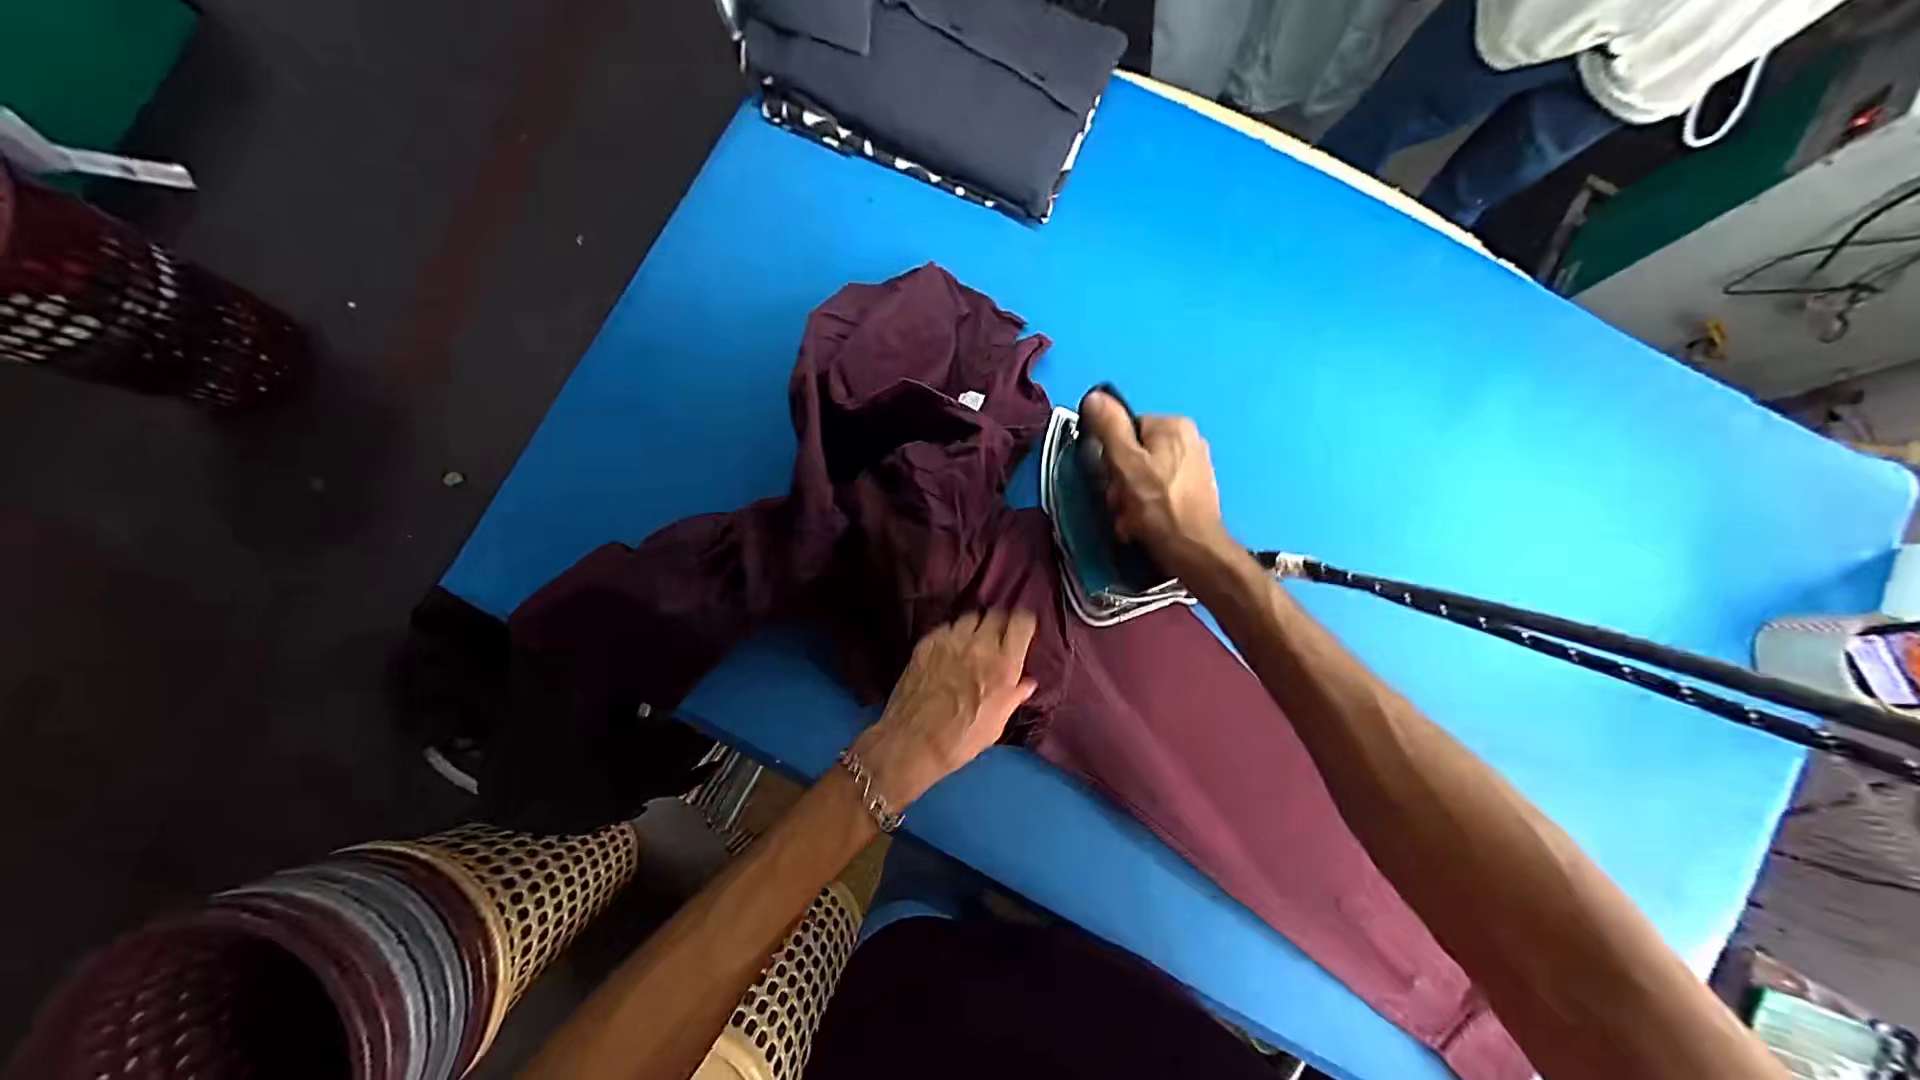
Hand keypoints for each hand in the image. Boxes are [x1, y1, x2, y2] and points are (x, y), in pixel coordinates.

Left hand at [852, 610, 1038, 808]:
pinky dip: (953, 633)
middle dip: (1000, 623)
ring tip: (974, 640)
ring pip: (971, 617)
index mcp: (1003, 665)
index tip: (1022, 629)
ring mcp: (950, 641)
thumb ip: (1012, 698)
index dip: (1024, 623)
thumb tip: (1025, 684)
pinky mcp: (927, 642)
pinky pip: (947, 626)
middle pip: (996, 614)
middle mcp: (979, 646)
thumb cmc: (959, 741)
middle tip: (998, 636)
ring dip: (976, 626)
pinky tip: (951, 649)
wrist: (912, 742)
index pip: (1022, 623)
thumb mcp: (996, 725)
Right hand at [1079, 389, 1234, 577]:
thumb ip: (1109, 428)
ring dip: (1131, 498)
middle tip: (1121, 504)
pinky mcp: (1196, 489)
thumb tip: (1095, 396)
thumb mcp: (1126, 464)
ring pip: (1145, 475)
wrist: (1194, 550)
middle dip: (1121, 482)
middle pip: (1135, 454)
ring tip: (1132, 519)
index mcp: (1173, 425)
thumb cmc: (1158, 507)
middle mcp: (1189, 439)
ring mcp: (1195, 465)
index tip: (1112, 480)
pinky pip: (1160, 490)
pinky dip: (1148, 506)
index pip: (1126, 430)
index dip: (1112, 457)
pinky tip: (1145, 523)